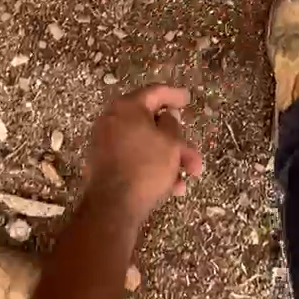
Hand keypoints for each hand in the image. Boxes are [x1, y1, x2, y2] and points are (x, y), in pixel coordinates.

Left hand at [83, 85, 205, 226]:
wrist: (112, 207)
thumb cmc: (146, 167)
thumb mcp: (170, 143)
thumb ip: (172, 124)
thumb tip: (166, 116)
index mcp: (127, 106)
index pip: (154, 92)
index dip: (174, 95)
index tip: (187, 98)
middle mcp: (113, 119)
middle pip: (151, 124)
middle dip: (177, 142)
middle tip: (193, 153)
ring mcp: (105, 142)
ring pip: (145, 145)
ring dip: (168, 159)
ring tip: (188, 177)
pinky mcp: (104, 164)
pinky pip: (134, 159)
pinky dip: (152, 168)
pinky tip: (172, 188)